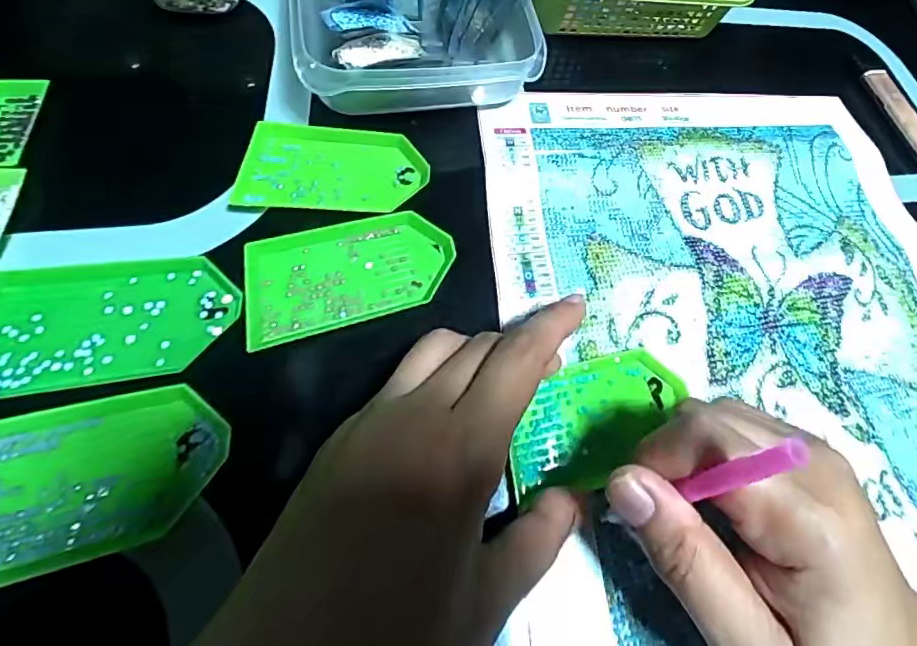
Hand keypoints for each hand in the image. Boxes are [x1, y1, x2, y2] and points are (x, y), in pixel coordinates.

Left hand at [199, 296, 586, 645]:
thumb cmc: (393, 632)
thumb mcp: (484, 602)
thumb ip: (540, 539)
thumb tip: (570, 497)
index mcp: (462, 450)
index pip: (518, 359)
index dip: (552, 324)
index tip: (577, 304)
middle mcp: (416, 416)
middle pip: (480, 346)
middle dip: (522, 343)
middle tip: (550, 367)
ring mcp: (370, 422)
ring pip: (436, 349)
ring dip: (477, 351)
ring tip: (496, 383)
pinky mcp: (338, 439)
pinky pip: (400, 379)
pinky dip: (436, 375)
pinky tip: (439, 420)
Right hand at [605, 398, 916, 645]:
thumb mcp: (748, 643)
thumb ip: (688, 561)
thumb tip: (624, 482)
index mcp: (809, 513)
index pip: (713, 439)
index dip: (657, 458)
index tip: (626, 506)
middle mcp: (816, 459)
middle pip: (716, 417)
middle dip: (668, 453)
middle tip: (651, 516)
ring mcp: (818, 448)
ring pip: (726, 414)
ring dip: (689, 451)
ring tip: (684, 514)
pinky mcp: (814, 450)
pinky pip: (745, 427)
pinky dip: (714, 453)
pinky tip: (717, 502)